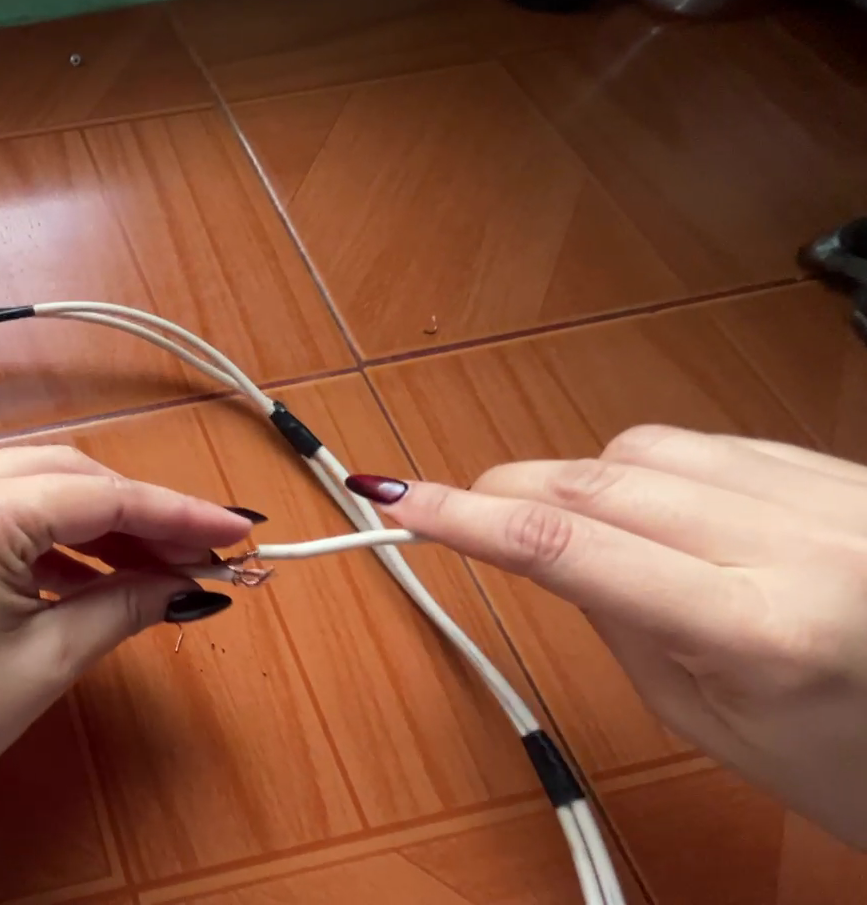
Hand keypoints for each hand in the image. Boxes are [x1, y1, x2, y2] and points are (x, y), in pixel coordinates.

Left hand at [0, 445, 252, 815]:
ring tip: (156, 568)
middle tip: (198, 556)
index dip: (175, 513)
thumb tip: (189, 583)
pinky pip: (3, 506)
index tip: (234, 530)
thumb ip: (125, 603)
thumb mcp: (49, 658)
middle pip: (68, 474)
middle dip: (137, 512)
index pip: (99, 495)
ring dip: (97, 520)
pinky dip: (52, 532)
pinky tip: (94, 570)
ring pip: (36, 483)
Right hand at [355, 425, 866, 848]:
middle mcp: (813, 547)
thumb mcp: (706, 718)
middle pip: (592, 482)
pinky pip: (708, 444)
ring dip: (578, 478)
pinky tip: (658, 509)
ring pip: (642, 447)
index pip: (563, 547)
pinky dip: (648, 469)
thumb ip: (611, 617)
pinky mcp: (849, 472)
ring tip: (585, 527)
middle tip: (462, 512)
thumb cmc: (852, 765)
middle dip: (505, 490)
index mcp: (766, 633)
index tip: (390, 496)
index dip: (462, 516)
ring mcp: (842, 498)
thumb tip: (530, 543)